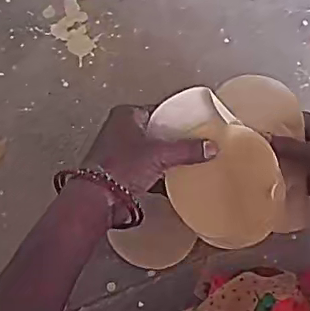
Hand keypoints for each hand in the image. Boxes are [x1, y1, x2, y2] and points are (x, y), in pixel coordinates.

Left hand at [80, 105, 216, 196]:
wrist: (99, 199)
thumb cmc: (120, 166)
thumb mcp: (160, 154)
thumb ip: (187, 149)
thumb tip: (210, 147)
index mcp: (125, 116)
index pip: (158, 110)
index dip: (176, 117)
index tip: (194, 124)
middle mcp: (119, 131)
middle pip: (155, 132)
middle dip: (173, 140)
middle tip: (194, 142)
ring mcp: (118, 153)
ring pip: (150, 152)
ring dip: (165, 158)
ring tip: (187, 161)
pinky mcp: (121, 173)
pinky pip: (146, 170)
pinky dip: (159, 174)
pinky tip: (173, 180)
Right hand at [267, 112, 309, 213]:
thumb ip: (287, 145)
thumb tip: (266, 137)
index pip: (301, 119)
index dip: (282, 124)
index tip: (262, 131)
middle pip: (302, 140)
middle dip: (283, 146)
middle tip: (261, 151)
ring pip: (304, 160)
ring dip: (290, 165)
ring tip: (267, 167)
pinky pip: (308, 176)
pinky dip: (298, 179)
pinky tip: (282, 183)